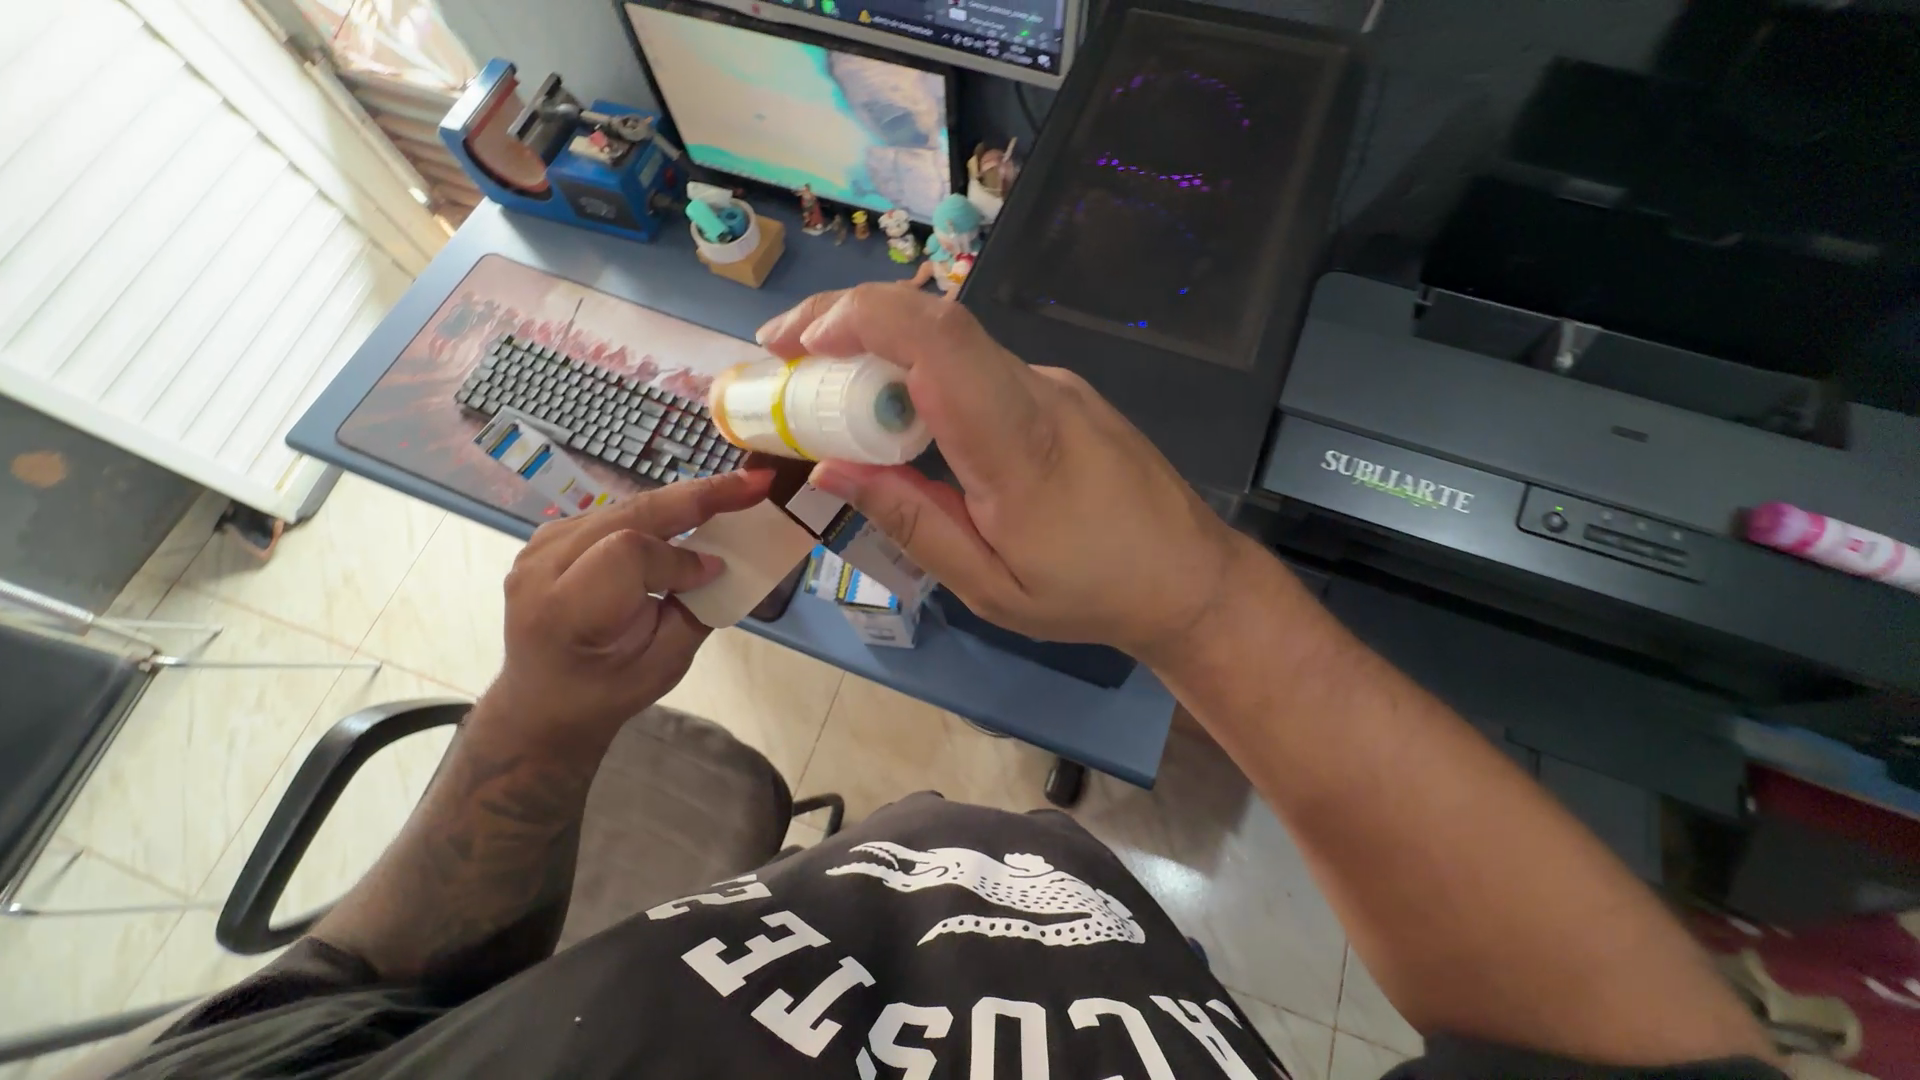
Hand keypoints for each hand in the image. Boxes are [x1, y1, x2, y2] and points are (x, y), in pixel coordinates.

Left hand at [483, 470, 772, 749]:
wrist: (542, 699)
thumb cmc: (605, 692)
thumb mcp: (661, 667)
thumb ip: (692, 613)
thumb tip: (720, 562)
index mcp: (565, 611)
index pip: (628, 555)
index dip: (680, 558)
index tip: (719, 570)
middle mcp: (544, 567)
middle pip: (630, 514)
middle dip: (699, 497)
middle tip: (756, 483)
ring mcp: (543, 545)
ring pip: (628, 507)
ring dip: (683, 501)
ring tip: (734, 492)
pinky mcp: (554, 535)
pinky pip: (618, 514)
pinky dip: (661, 512)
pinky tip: (693, 512)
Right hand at [756, 284, 1248, 663]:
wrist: (1190, 575)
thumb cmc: (1090, 593)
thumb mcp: (988, 585)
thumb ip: (910, 521)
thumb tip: (829, 468)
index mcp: (1018, 444)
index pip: (938, 341)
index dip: (859, 319)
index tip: (796, 344)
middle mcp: (1037, 392)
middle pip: (935, 321)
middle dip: (845, 320)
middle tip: (782, 354)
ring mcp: (1054, 385)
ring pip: (954, 343)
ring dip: (880, 350)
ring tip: (826, 390)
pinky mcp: (1060, 393)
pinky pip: (979, 368)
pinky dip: (922, 374)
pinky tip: (899, 416)